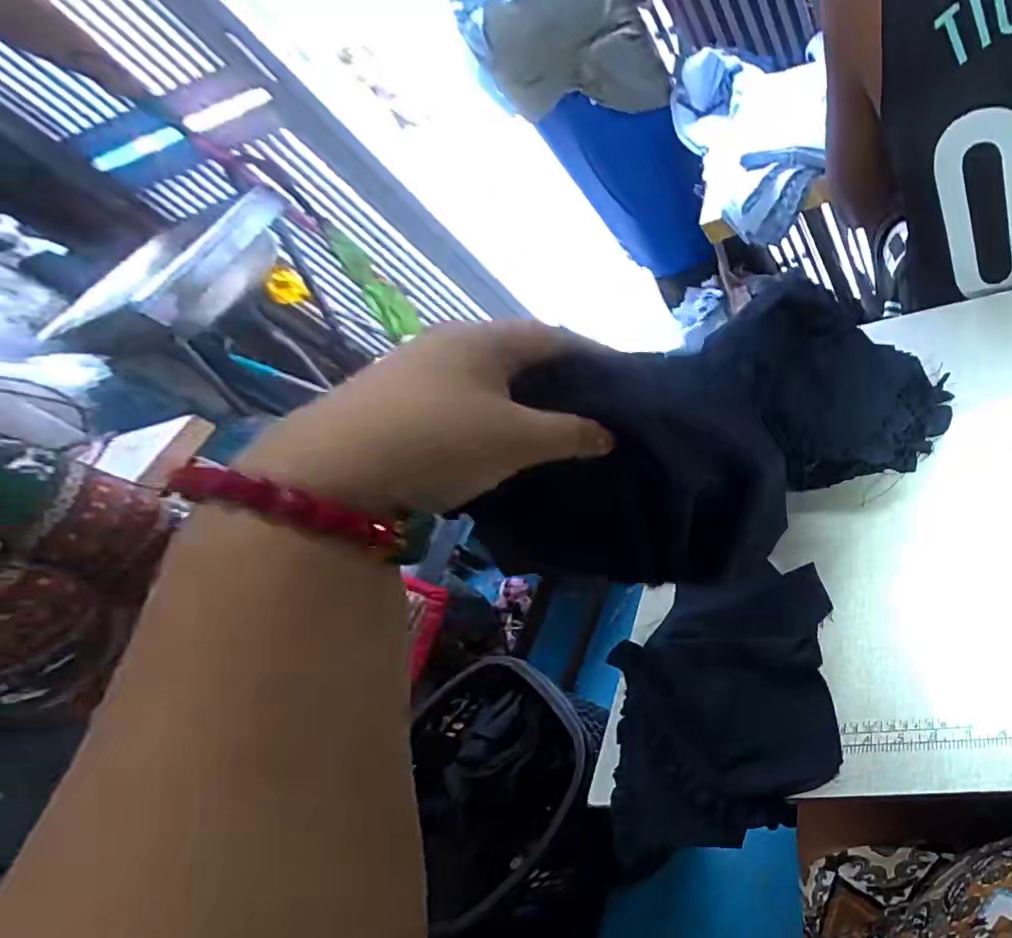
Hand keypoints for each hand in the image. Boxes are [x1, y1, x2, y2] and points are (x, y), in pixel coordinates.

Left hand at [237, 321, 613, 514]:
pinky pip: (474, 396)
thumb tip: (609, 433)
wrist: (330, 475)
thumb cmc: (441, 440)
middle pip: (525, 352)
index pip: (556, 336)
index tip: (629, 377)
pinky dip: (506, 410)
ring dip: (534, 395)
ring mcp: (422, 370)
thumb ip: (573, 433)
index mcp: (483, 339)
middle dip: (567, 374)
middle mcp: (451, 343)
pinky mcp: (405, 400)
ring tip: (567, 421)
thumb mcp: (521, 440)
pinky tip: (517, 434)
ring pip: (497, 375)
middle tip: (604, 401)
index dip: (596, 353)